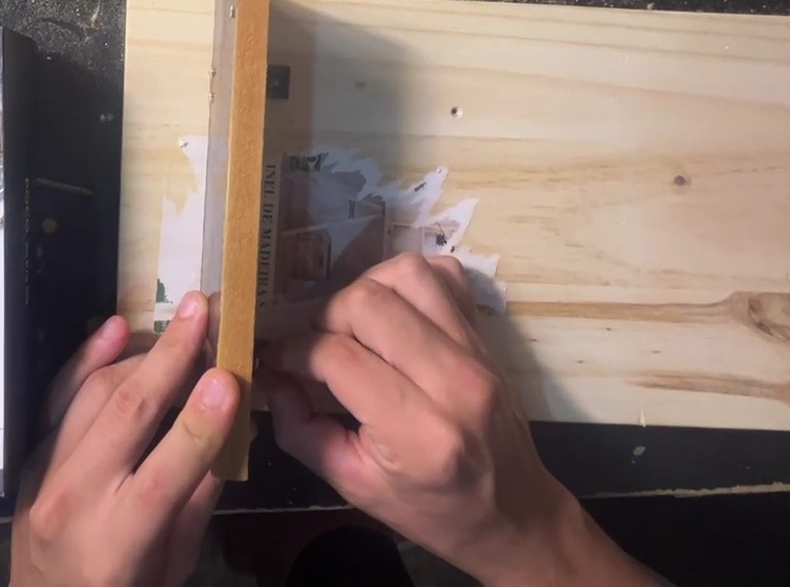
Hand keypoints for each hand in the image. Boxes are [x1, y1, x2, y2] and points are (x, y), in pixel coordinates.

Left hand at [12, 292, 237, 586]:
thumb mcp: (170, 566)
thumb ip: (198, 496)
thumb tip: (229, 424)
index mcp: (113, 546)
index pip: (163, 474)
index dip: (198, 424)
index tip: (227, 377)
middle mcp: (72, 501)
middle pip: (125, 414)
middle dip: (169, 357)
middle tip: (201, 313)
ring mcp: (43, 471)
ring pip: (95, 392)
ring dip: (141, 351)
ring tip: (180, 324)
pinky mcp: (30, 452)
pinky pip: (60, 393)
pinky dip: (89, 355)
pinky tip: (117, 327)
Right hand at [262, 254, 653, 586]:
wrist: (518, 516)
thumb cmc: (433, 509)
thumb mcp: (354, 485)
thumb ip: (300, 429)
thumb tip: (271, 374)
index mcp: (418, 433)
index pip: (336, 356)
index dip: (293, 352)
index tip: (280, 361)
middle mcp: (451, 381)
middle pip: (364, 302)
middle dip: (325, 318)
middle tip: (319, 346)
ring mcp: (475, 350)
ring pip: (402, 274)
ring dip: (365, 290)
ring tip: (356, 325)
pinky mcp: (485, 332)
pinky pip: (441, 273)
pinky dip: (407, 279)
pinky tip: (394, 309)